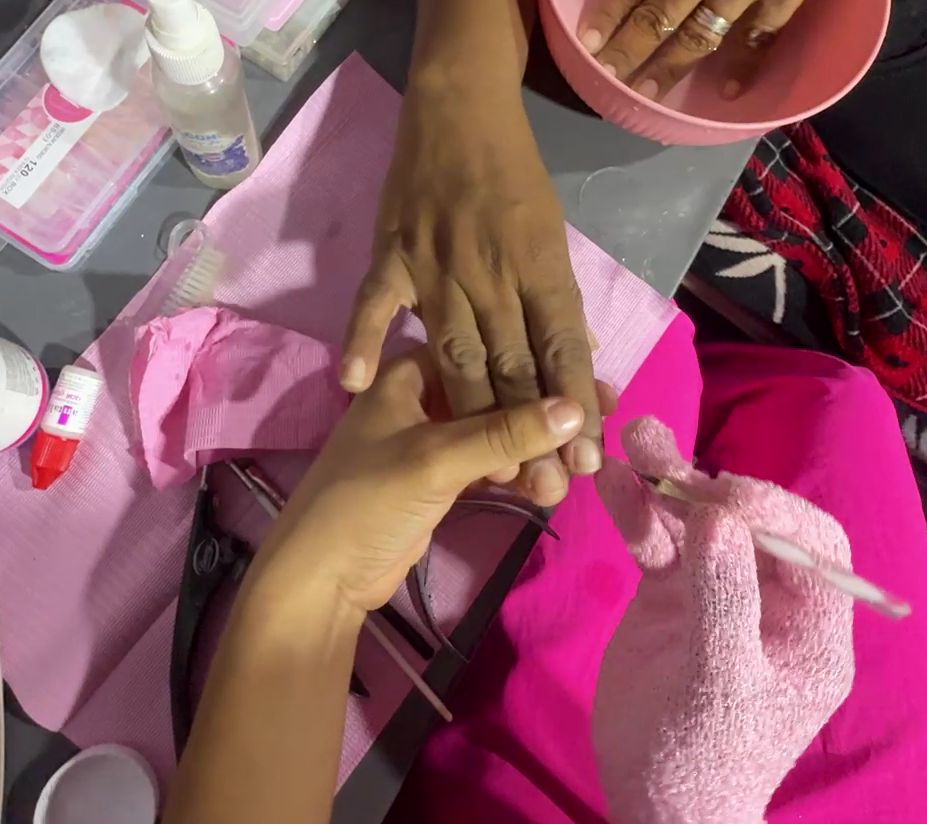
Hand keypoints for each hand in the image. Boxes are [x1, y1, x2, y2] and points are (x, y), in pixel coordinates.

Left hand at [255, 348, 612, 613]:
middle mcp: (420, 398)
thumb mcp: (436, 459)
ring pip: (494, 431)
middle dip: (544, 404)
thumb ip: (504, 433)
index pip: (482, 350)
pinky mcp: (439, 478)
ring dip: (535, 444)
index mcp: (406, 373)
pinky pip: (489, 463)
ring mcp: (430, 440)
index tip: (588, 366)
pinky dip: (517, 470)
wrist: (322, 577)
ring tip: (586, 454)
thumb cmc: (369, 499)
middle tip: (604, 409)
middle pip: (494, 391)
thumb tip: (576, 407)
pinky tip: (553, 479)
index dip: (533, 356)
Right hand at [343, 76, 600, 505]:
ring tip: (490, 476)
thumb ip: (552, 295)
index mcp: (539, 262)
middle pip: (515, 365)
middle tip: (546, 494)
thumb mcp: (551, 229)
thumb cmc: (512, 170)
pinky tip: (355, 384)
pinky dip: (364, 341)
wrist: (460, 104)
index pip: (562, 348)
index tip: (586, 464)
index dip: (576, 408)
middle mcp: (492, 271)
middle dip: (533, 435)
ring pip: (457, 352)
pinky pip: (374, 304)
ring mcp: (436, 264)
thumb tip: (569, 358)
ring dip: (472, 417)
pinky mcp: (391, 253)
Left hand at [580, 0, 907, 101]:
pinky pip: (759, 39)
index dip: (607, 15)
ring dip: (669, 68)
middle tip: (607, 80)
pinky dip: (742, 67)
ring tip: (647, 93)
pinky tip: (728, 92)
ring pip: (698, 36)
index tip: (587, 43)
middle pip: (657, 16)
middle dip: (627, 52)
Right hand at [592, 419, 853, 823]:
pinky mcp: (670, 592)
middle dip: (700, 481)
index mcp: (810, 624)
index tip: (717, 495)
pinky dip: (634, 513)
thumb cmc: (705, 754)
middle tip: (651, 440)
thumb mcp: (719, 682)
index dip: (771, 507)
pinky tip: (610, 484)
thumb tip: (717, 517)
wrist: (652, 799)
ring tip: (630, 439)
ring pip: (691, 523)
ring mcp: (714, 590)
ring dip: (661, 482)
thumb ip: (722, 598)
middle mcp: (767, 596)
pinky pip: (655, 543)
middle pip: (742, 520)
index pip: (812, 543)